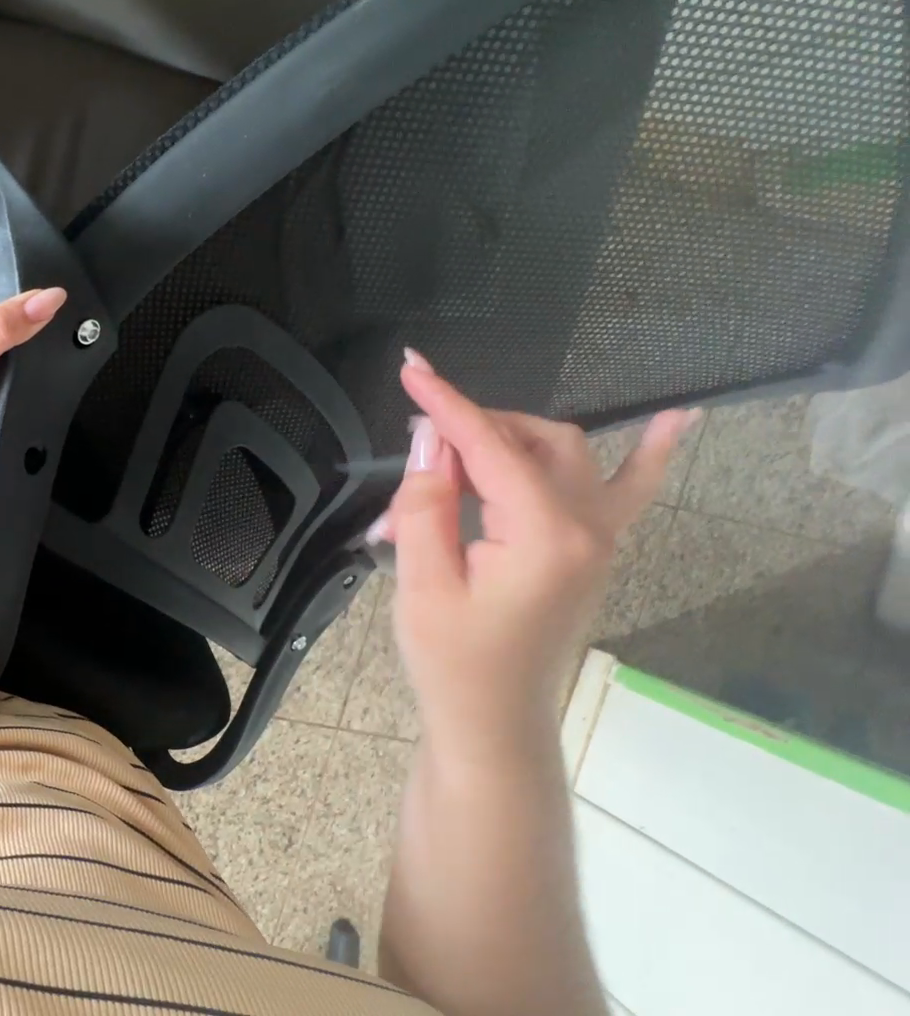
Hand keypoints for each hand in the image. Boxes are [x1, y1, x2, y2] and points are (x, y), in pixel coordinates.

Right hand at [371, 350, 700, 761]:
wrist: (492, 719)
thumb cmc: (450, 659)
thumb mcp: (421, 582)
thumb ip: (427, 504)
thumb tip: (428, 440)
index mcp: (543, 535)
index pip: (490, 447)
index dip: (447, 405)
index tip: (411, 368)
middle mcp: (586, 527)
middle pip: (535, 440)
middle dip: (473, 424)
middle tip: (414, 443)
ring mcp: (601, 539)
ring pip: (569, 453)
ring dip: (514, 435)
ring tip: (456, 446)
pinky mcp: (594, 551)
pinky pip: (631, 490)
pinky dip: (650, 452)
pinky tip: (676, 420)